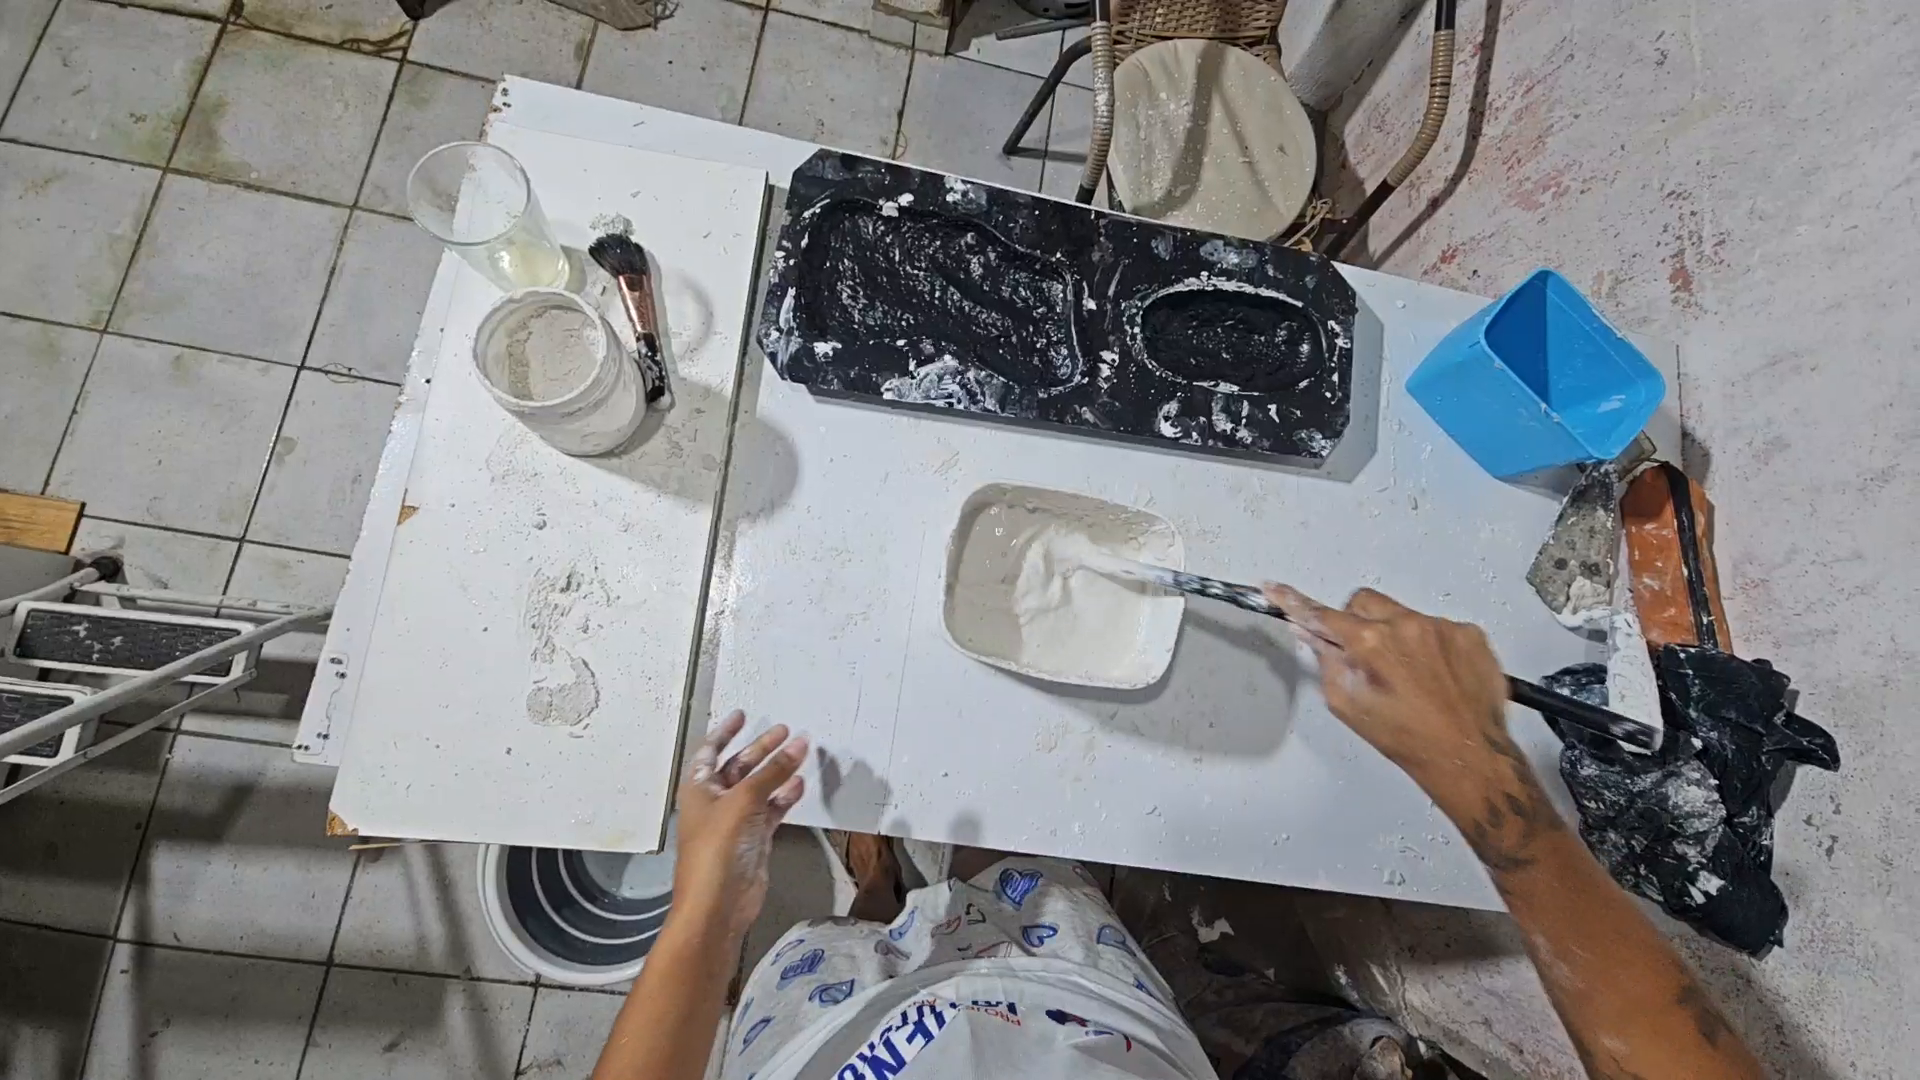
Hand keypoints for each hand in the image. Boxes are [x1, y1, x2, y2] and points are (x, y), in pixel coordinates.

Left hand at [672, 710, 808, 943]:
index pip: (710, 751)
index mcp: (699, 789)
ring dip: (777, 770)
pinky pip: (771, 809)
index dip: (725, 731)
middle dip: (760, 747)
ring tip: (801, 751)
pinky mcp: (754, 838)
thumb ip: (773, 771)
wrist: (718, 904)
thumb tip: (800, 742)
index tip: (743, 714)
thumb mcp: (744, 800)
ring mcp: (735, 821)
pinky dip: (784, 796)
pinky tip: (800, 784)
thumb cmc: (718, 847)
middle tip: (784, 730)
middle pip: (739, 766)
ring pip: (758, 787)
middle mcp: (715, 801)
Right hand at [1262, 585, 1515, 803]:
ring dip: (1396, 634)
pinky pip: (1437, 626)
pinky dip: (1429, 644)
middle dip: (1357, 622)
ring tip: (1409, 673)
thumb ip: (1325, 661)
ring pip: (1401, 613)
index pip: (1321, 614)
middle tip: (1365, 655)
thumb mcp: (1347, 703)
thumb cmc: (1405, 736)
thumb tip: (1311, 634)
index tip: (1273, 587)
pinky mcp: (1470, 634)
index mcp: (1370, 643)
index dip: (1293, 601)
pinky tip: (1434, 673)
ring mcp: (1442, 627)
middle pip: (1362, 602)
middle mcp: (1406, 625)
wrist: (1467, 754)